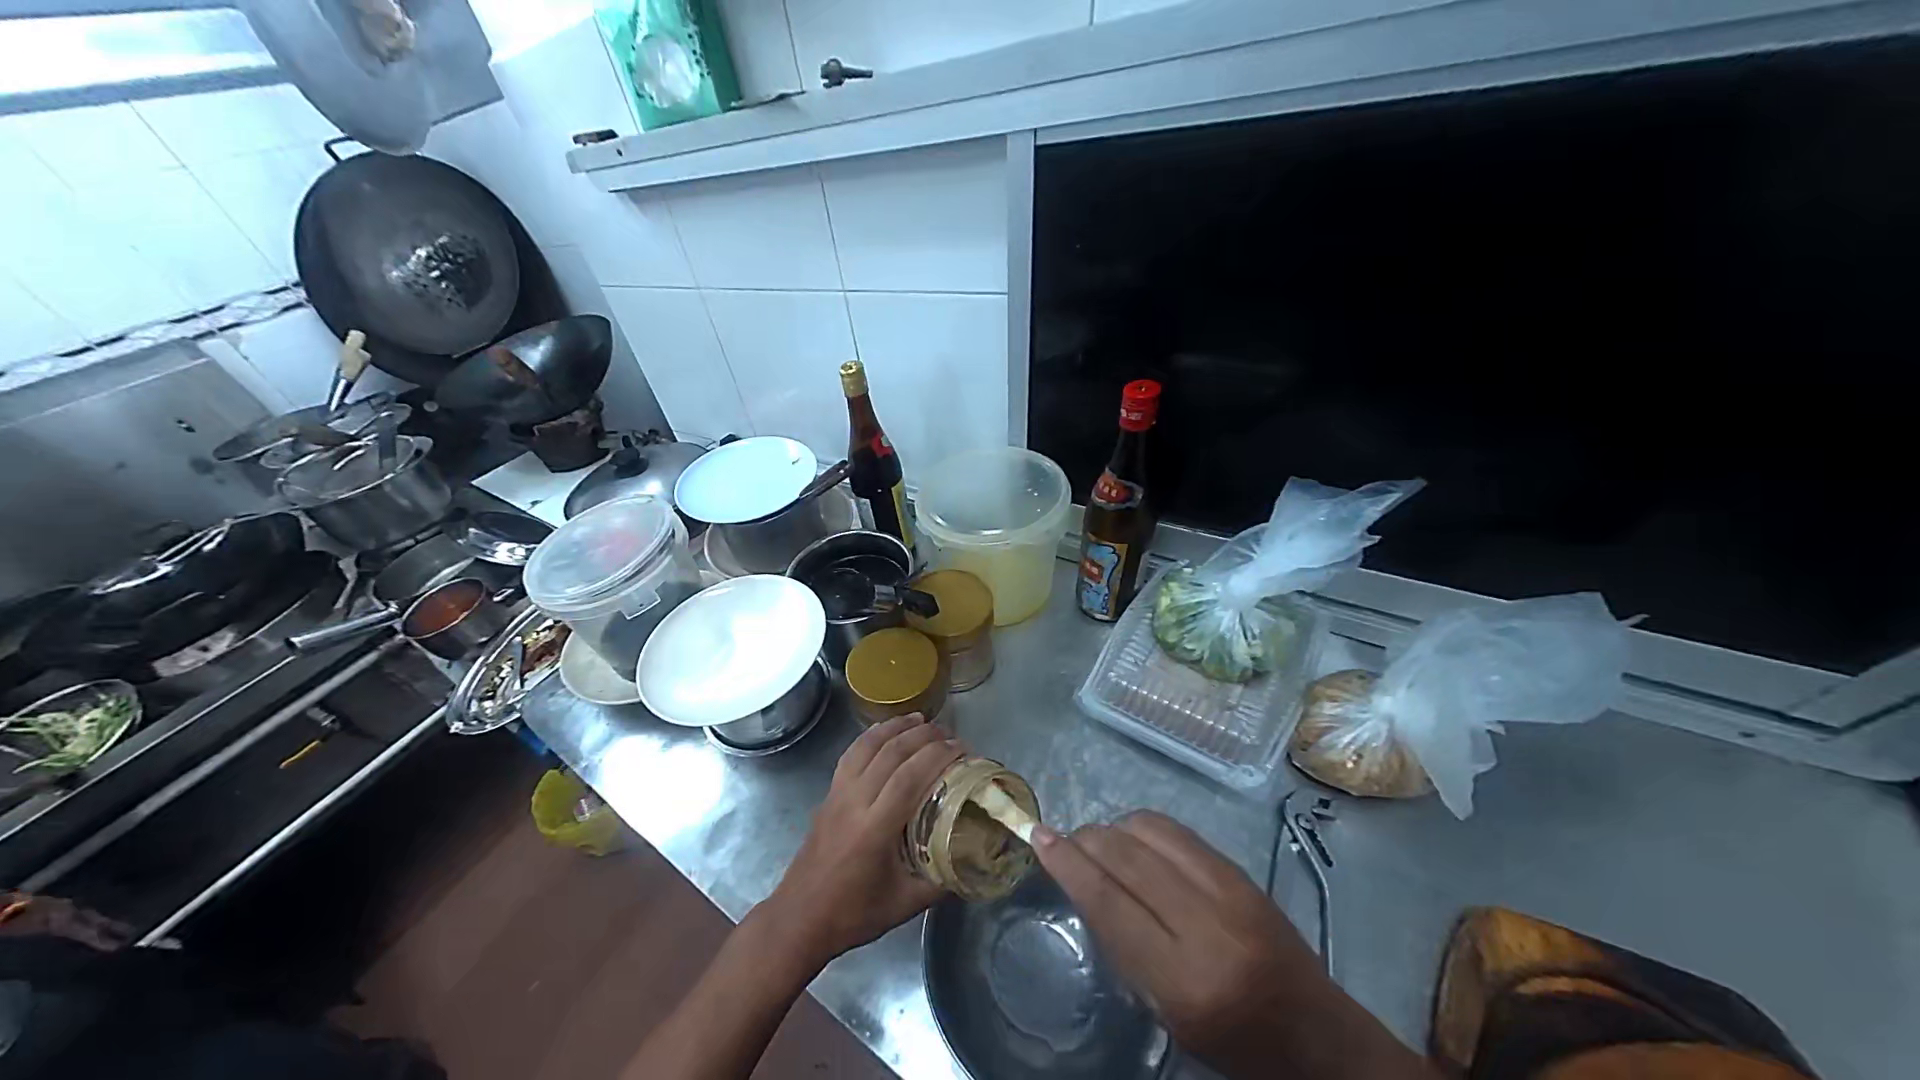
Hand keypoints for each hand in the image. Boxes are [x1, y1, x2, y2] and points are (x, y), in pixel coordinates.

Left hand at [759, 713, 964, 964]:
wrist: (799, 918)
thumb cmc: (852, 914)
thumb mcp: (904, 904)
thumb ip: (940, 881)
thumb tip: (970, 859)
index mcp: (875, 828)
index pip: (910, 776)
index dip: (938, 756)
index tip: (963, 750)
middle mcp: (854, 801)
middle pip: (890, 753)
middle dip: (923, 736)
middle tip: (950, 734)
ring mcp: (837, 794)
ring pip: (867, 746)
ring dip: (895, 727)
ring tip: (921, 720)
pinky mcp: (828, 794)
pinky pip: (851, 754)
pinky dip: (871, 737)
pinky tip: (885, 734)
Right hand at [1033, 812, 1429, 1079]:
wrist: (1317, 1034)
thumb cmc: (1233, 1040)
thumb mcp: (1168, 1011)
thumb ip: (1125, 946)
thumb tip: (1084, 882)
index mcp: (1184, 979)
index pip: (1109, 902)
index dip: (1068, 863)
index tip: (1038, 838)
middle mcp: (1206, 925)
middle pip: (1125, 856)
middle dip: (1085, 839)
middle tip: (1064, 841)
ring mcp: (1229, 891)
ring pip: (1149, 831)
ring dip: (1113, 828)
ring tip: (1099, 843)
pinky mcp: (1241, 871)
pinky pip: (1178, 831)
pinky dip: (1144, 827)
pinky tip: (1135, 840)